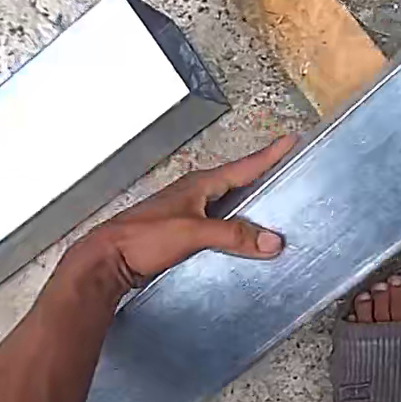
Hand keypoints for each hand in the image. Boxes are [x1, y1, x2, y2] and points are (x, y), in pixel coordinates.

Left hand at [67, 134, 297, 288]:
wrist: (109, 260)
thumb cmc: (143, 239)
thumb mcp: (193, 233)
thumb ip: (233, 235)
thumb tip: (272, 241)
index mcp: (199, 185)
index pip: (244, 166)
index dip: (269, 155)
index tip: (291, 140)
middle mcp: (195, 194)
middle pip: (238, 182)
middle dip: (263, 175)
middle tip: (287, 169)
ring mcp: (189, 212)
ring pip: (228, 204)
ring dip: (249, 206)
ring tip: (273, 207)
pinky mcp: (183, 232)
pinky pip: (219, 223)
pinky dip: (235, 227)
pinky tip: (243, 239)